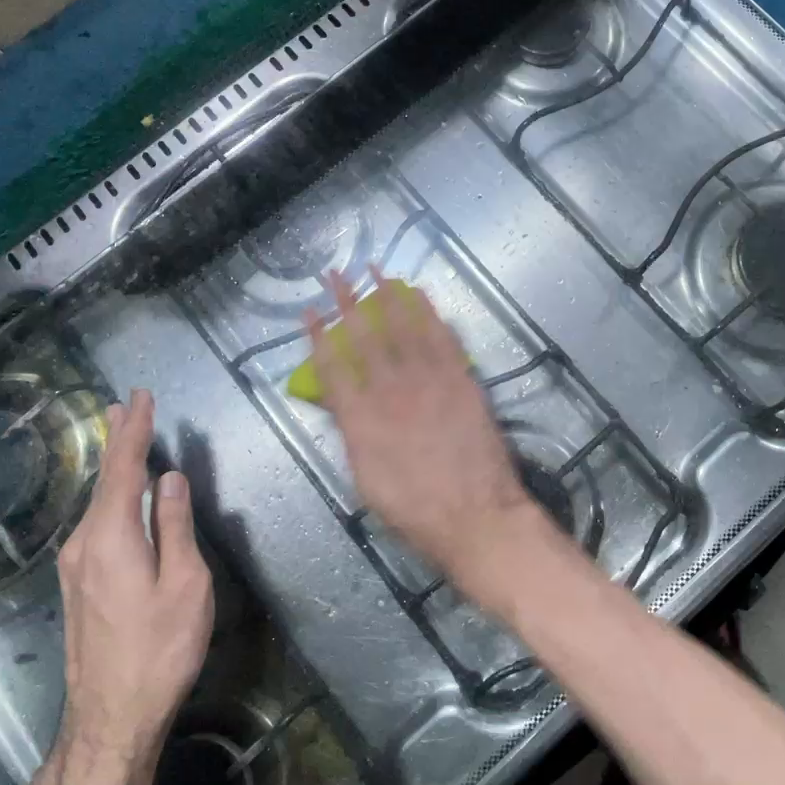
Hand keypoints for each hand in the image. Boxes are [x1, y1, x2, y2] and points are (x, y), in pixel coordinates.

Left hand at [31, 389, 213, 784]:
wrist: (112, 714)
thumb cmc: (160, 647)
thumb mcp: (185, 584)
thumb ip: (176, 526)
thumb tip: (170, 478)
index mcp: (111, 537)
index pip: (124, 469)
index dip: (134, 430)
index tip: (139, 396)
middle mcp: (83, 543)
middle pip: (103, 481)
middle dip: (116, 440)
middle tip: (122, 404)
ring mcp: (75, 566)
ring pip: (96, 502)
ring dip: (112, 466)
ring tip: (121, 436)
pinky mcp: (79, 584)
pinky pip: (95, 522)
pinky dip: (109, 494)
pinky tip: (117, 493)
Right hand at [305, 270, 548, 599]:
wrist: (475, 514)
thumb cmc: (415, 510)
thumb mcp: (366, 482)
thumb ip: (354, 437)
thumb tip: (343, 405)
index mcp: (361, 419)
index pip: (331, 368)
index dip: (318, 337)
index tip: (310, 311)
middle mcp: (391, 390)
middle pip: (364, 336)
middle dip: (347, 302)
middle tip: (337, 274)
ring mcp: (430, 380)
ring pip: (405, 327)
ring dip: (388, 296)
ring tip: (376, 270)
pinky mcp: (462, 379)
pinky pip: (443, 337)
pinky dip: (430, 314)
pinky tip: (421, 298)